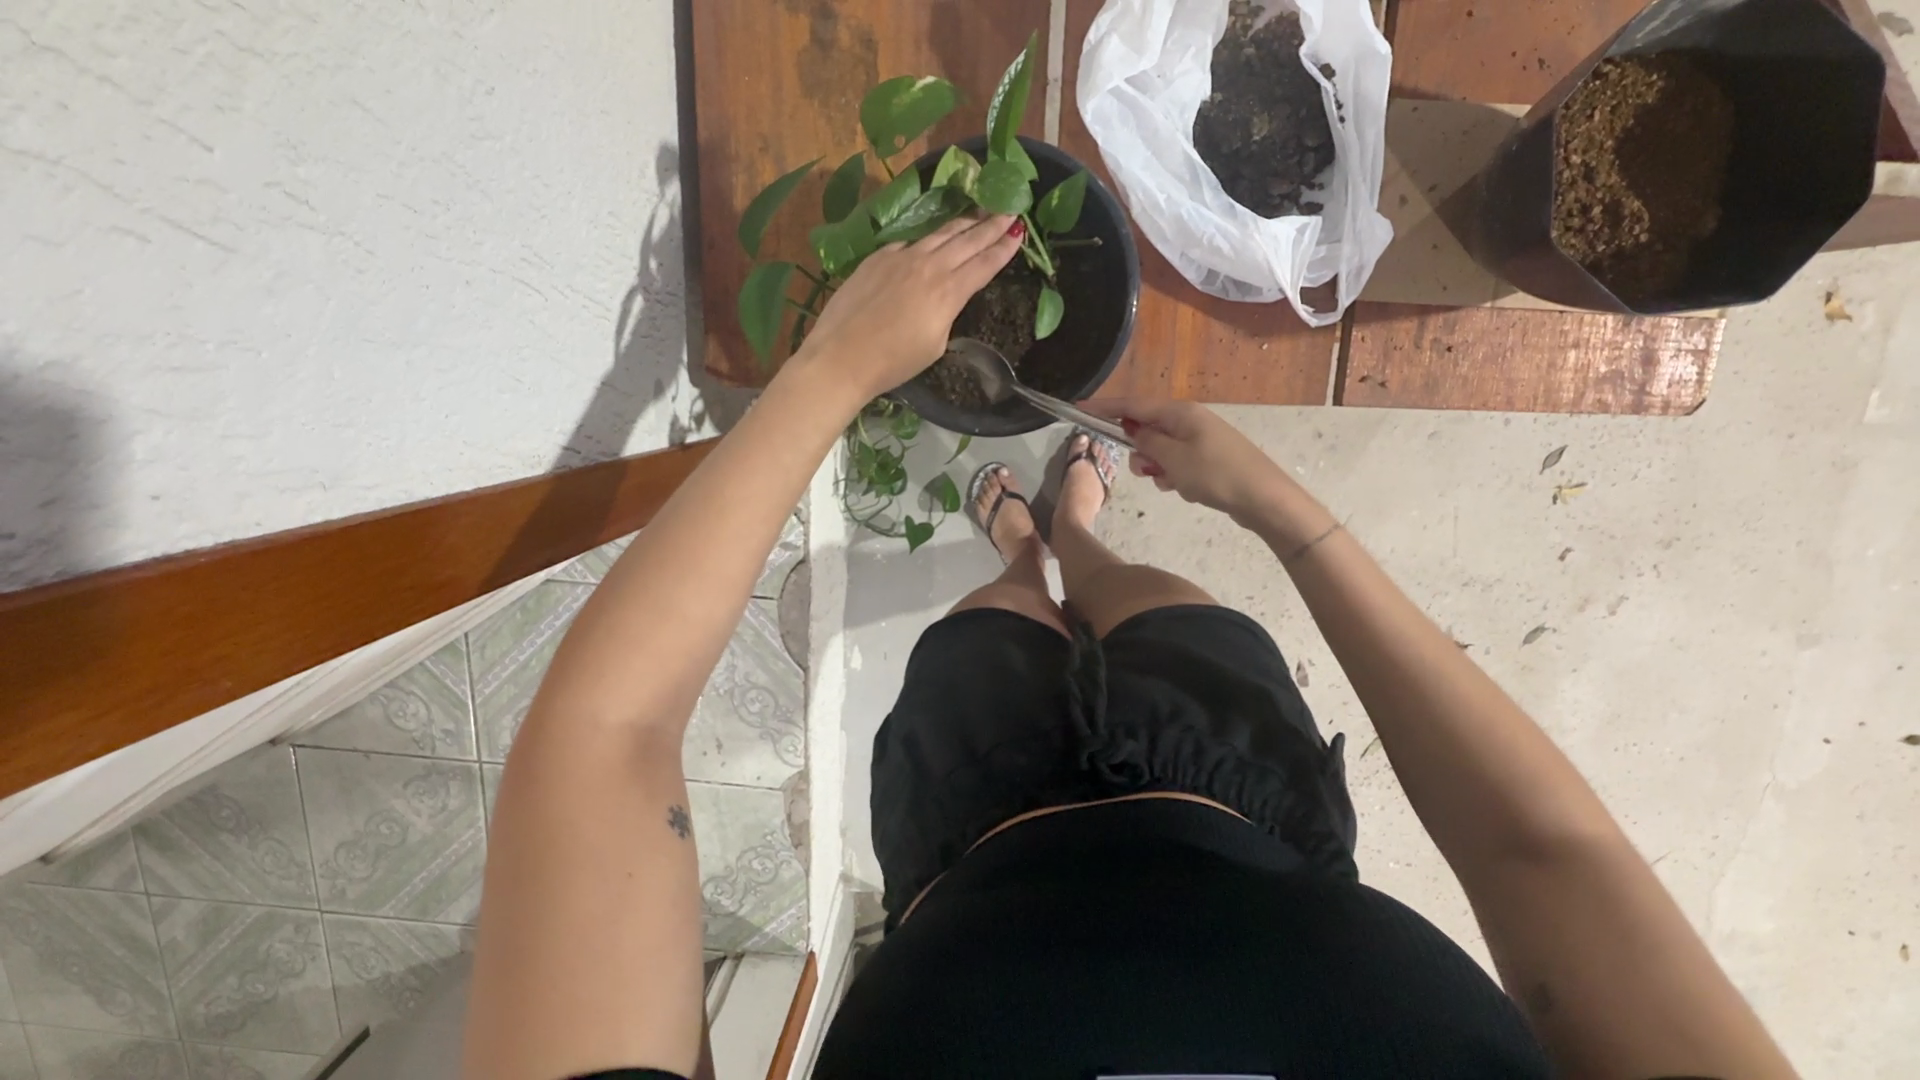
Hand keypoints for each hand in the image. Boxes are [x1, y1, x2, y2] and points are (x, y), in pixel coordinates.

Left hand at [789, 214, 1024, 400]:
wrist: (842, 356)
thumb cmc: (893, 362)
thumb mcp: (934, 344)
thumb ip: (946, 313)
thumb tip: (945, 297)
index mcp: (948, 292)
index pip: (984, 264)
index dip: (1004, 248)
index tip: (1019, 232)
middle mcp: (928, 266)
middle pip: (967, 240)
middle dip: (991, 225)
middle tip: (1008, 210)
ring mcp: (901, 257)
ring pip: (939, 234)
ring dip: (963, 223)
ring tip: (978, 213)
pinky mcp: (878, 257)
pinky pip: (910, 242)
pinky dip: (927, 238)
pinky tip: (932, 238)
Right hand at [1080, 398, 1293, 524]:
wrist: (1264, 498)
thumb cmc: (1216, 476)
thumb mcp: (1173, 459)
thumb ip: (1146, 443)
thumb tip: (1131, 429)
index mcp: (1180, 413)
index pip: (1133, 405)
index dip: (1105, 407)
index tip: (1079, 407)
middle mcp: (1189, 419)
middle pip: (1147, 428)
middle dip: (1139, 451)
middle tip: (1145, 472)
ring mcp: (1201, 438)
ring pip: (1161, 449)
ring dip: (1157, 467)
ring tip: (1172, 483)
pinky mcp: (1208, 457)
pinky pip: (1177, 461)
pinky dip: (1173, 474)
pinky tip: (1186, 488)